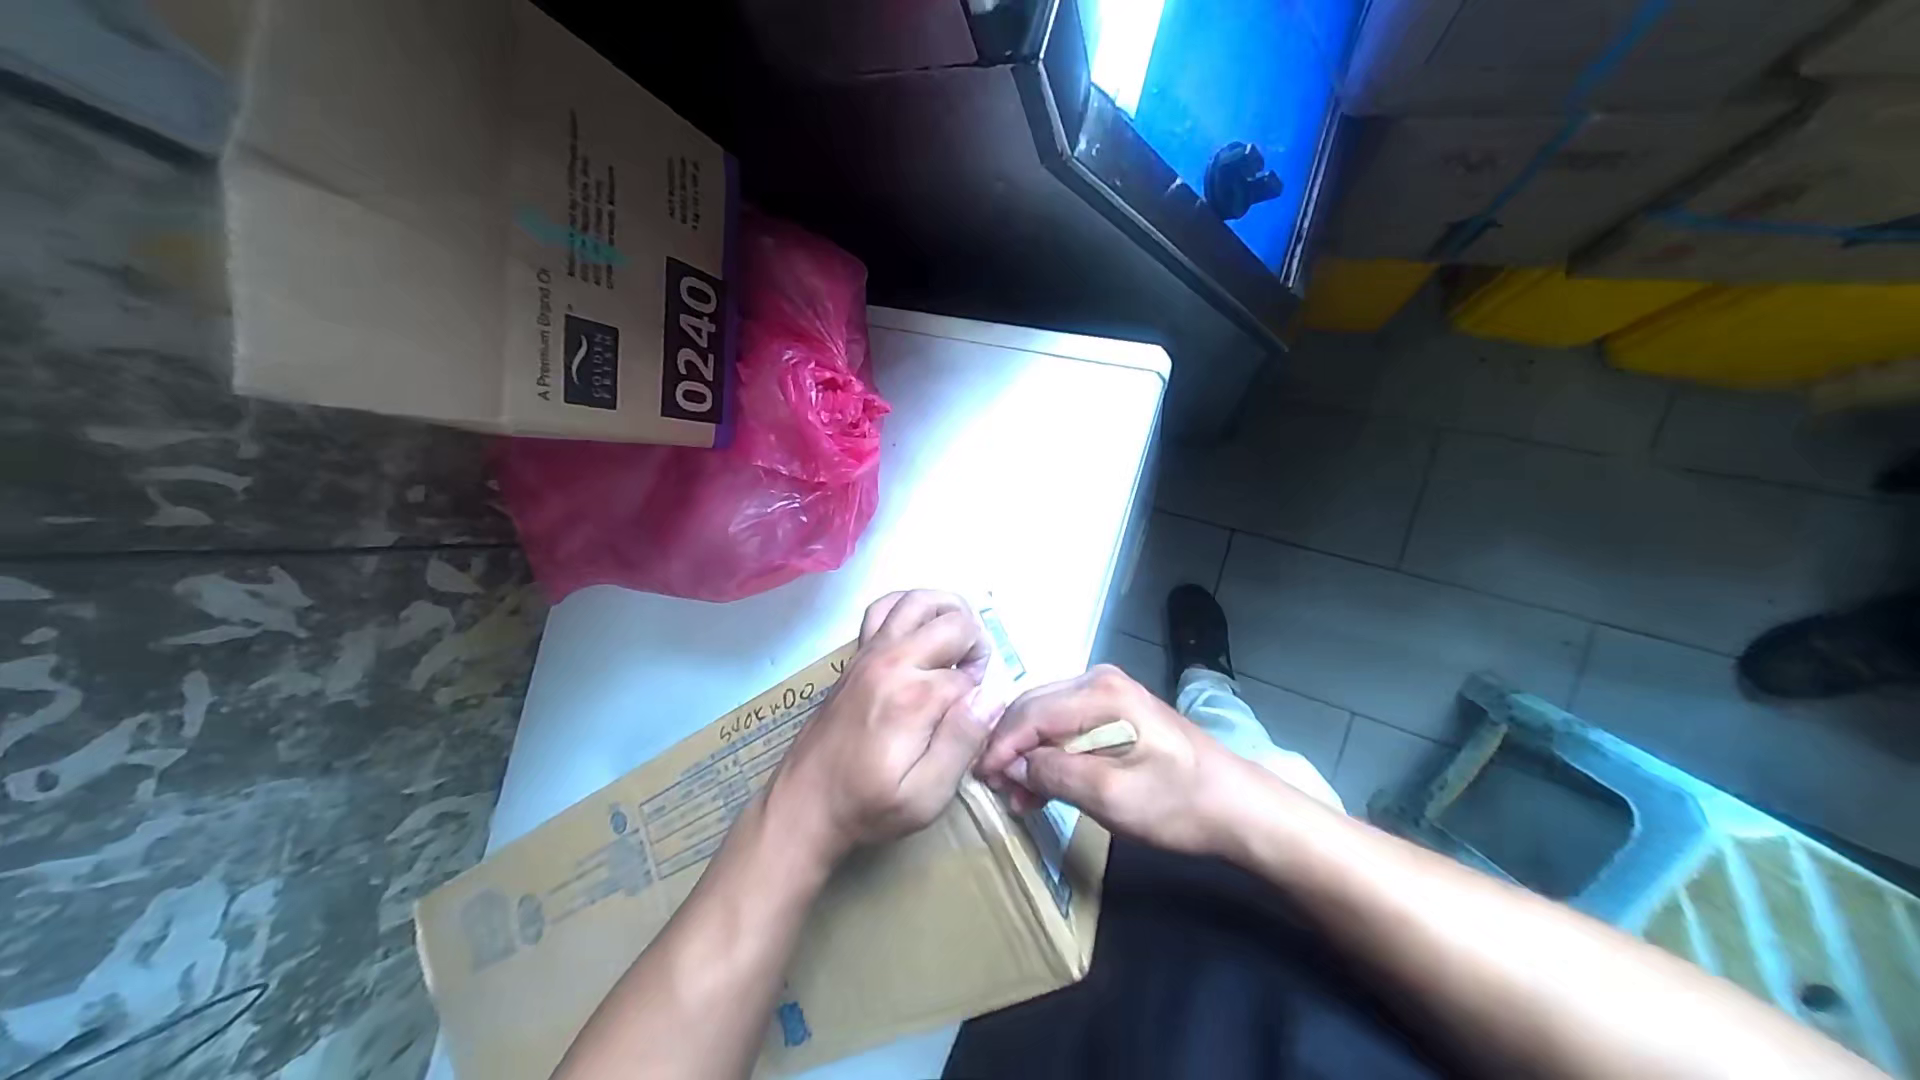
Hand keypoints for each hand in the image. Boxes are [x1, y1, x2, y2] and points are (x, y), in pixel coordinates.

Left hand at [769, 590, 996, 866]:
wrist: (804, 803)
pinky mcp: (857, 656)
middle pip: (953, 623)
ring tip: (958, 644)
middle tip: (972, 680)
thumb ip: (962, 742)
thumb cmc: (868, 805)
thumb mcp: (926, 796)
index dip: (980, 696)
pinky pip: (884, 608)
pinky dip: (909, 606)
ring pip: (920, 601)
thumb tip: (991, 695)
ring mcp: (870, 653)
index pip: (969, 676)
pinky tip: (921, 630)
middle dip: (975, 646)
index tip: (970, 722)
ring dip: (950, 613)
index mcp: (914, 698)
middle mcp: (893, 662)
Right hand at [976, 665, 1252, 855]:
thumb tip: (1013, 767)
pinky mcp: (1114, 711)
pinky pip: (1066, 726)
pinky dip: (1050, 754)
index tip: (981, 781)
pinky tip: (1042, 786)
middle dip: (1011, 750)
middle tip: (997, 791)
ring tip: (1018, 798)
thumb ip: (1056, 775)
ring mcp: (1108, 692)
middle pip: (1034, 709)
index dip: (1001, 747)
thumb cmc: (1177, 803)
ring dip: (1028, 755)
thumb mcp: (1112, 797)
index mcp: (1099, 692)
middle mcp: (1097, 680)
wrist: (1238, 807)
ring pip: (1046, 718)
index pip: (1030, 713)